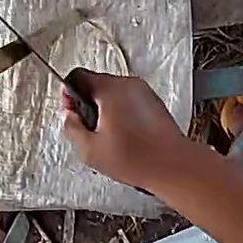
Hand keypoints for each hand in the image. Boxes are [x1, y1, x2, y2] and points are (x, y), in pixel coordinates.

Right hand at [61, 70, 211, 192]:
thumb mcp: (90, 149)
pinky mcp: (155, 104)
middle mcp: (128, 85)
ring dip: (106, 111)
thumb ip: (72, 127)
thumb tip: (69, 117)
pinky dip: (123, 115)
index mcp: (110, 90)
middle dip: (89, 105)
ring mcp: (144, 93)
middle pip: (97, 85)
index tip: (71, 111)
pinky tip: (125, 138)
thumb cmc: (137, 158)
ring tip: (108, 138)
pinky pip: (130, 102)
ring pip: (114, 95)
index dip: (69, 95)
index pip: (79, 77)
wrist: (173, 166)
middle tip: (89, 130)